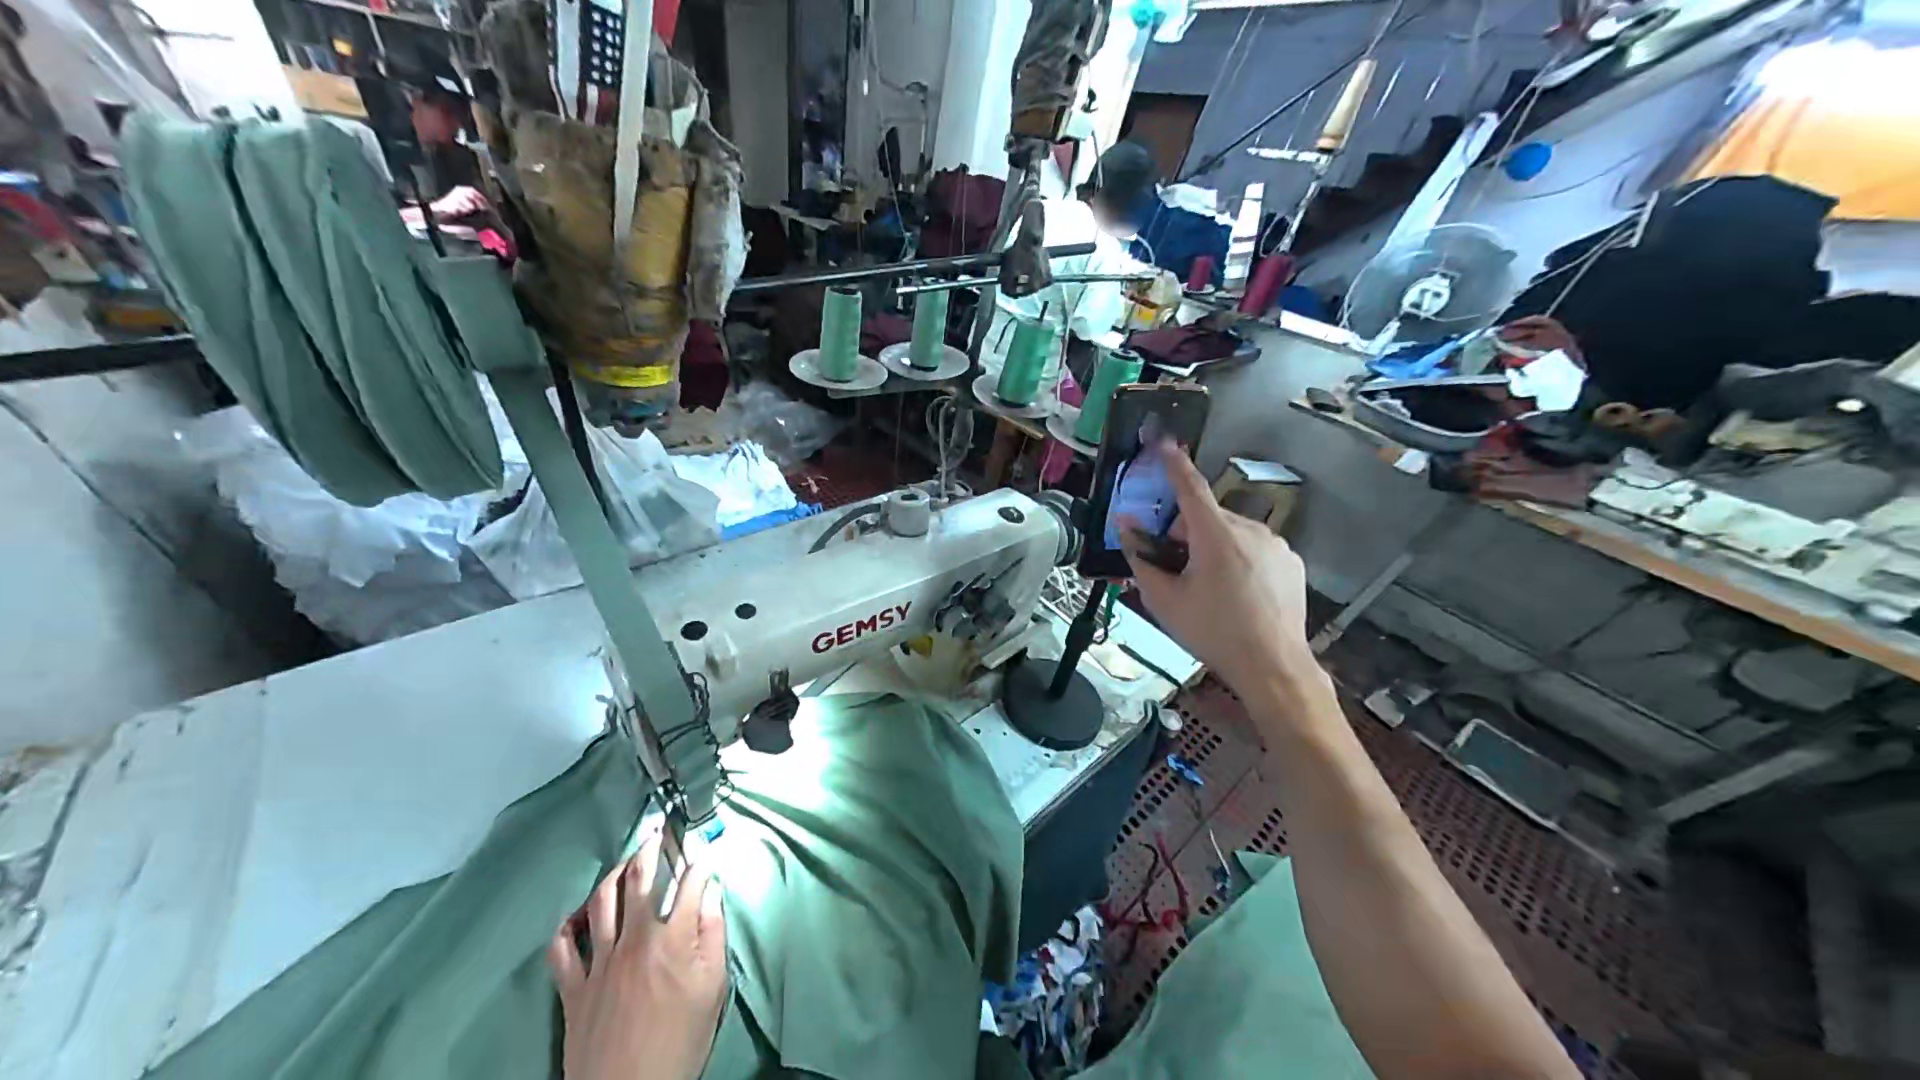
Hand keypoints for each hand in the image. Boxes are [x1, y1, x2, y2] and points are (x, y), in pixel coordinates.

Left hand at [548, 828, 728, 1079]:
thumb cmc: (681, 1040)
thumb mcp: (713, 988)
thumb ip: (713, 934)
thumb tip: (711, 893)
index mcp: (671, 937)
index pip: (689, 883)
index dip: (699, 864)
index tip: (704, 854)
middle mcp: (633, 938)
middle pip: (638, 880)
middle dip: (649, 850)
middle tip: (654, 832)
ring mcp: (598, 961)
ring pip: (600, 902)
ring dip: (613, 875)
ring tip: (623, 864)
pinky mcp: (572, 987)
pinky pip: (561, 948)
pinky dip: (568, 927)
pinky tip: (577, 916)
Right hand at [1118, 442, 1318, 697]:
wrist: (1273, 666)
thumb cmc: (1213, 633)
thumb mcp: (1164, 599)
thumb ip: (1140, 557)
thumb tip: (1126, 525)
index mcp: (1216, 535)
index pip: (1190, 487)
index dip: (1173, 463)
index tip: (1163, 442)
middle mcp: (1250, 530)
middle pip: (1206, 517)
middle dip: (1187, 534)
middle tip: (1178, 569)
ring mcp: (1276, 545)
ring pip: (1231, 532)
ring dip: (1214, 546)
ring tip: (1210, 588)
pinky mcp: (1291, 561)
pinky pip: (1255, 547)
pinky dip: (1240, 558)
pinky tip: (1238, 593)